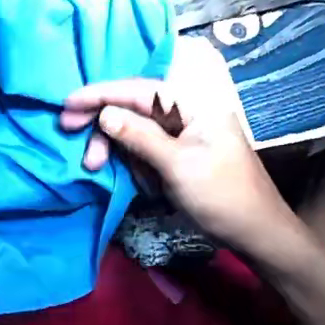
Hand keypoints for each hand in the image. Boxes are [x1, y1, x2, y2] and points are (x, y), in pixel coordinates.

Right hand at [59, 36, 299, 252]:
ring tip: (117, 179)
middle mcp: (188, 112)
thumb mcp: (176, 165)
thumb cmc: (221, 196)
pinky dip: (137, 164)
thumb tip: (104, 113)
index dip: (99, 95)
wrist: (257, 234)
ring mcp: (185, 134)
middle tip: (86, 157)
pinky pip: (147, 150)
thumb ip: (138, 135)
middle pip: (133, 110)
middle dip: (107, 131)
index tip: (67, 106)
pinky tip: (144, 185)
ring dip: (121, 153)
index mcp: (194, 104)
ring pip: (136, 132)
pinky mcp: (181, 154)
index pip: (138, 90)